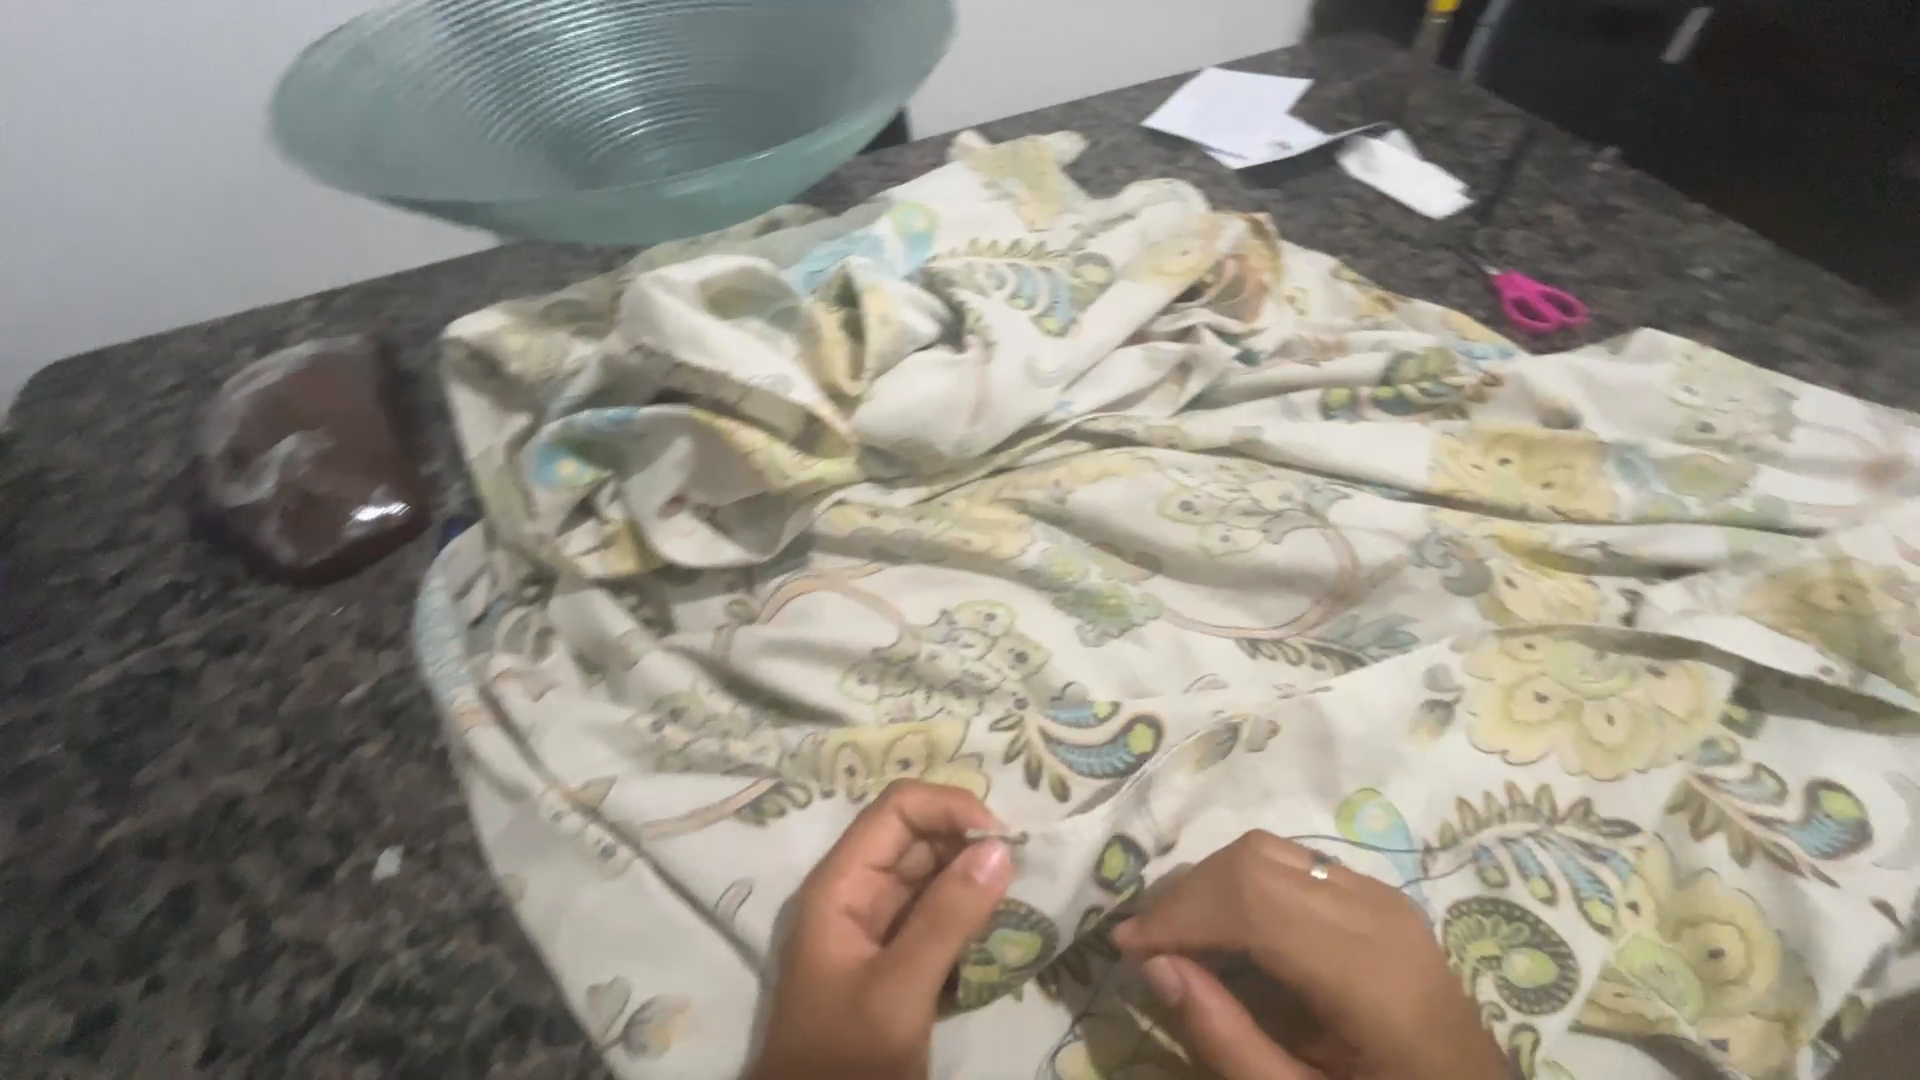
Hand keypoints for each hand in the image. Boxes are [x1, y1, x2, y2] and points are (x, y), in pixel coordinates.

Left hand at [747, 780, 1015, 1079]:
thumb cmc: (844, 1060)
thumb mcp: (897, 993)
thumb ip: (946, 919)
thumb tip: (999, 847)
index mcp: (842, 884)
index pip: (897, 810)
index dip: (950, 808)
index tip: (1003, 838)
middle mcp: (858, 891)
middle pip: (918, 837)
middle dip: (969, 843)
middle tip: (1021, 872)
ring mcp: (877, 926)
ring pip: (933, 875)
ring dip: (975, 879)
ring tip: (1018, 898)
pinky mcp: (897, 958)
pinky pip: (938, 914)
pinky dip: (970, 914)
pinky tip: (1001, 928)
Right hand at [1112, 831, 1505, 1079]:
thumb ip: (1227, 1040)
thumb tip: (1155, 966)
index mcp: (1371, 975)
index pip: (1253, 901)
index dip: (1180, 914)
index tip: (1127, 947)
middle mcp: (1378, 913)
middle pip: (1254, 861)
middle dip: (1187, 896)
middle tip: (1147, 945)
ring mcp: (1381, 896)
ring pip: (1265, 851)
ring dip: (1210, 885)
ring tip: (1179, 937)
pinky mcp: (1376, 895)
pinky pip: (1289, 864)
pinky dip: (1240, 885)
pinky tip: (1225, 930)